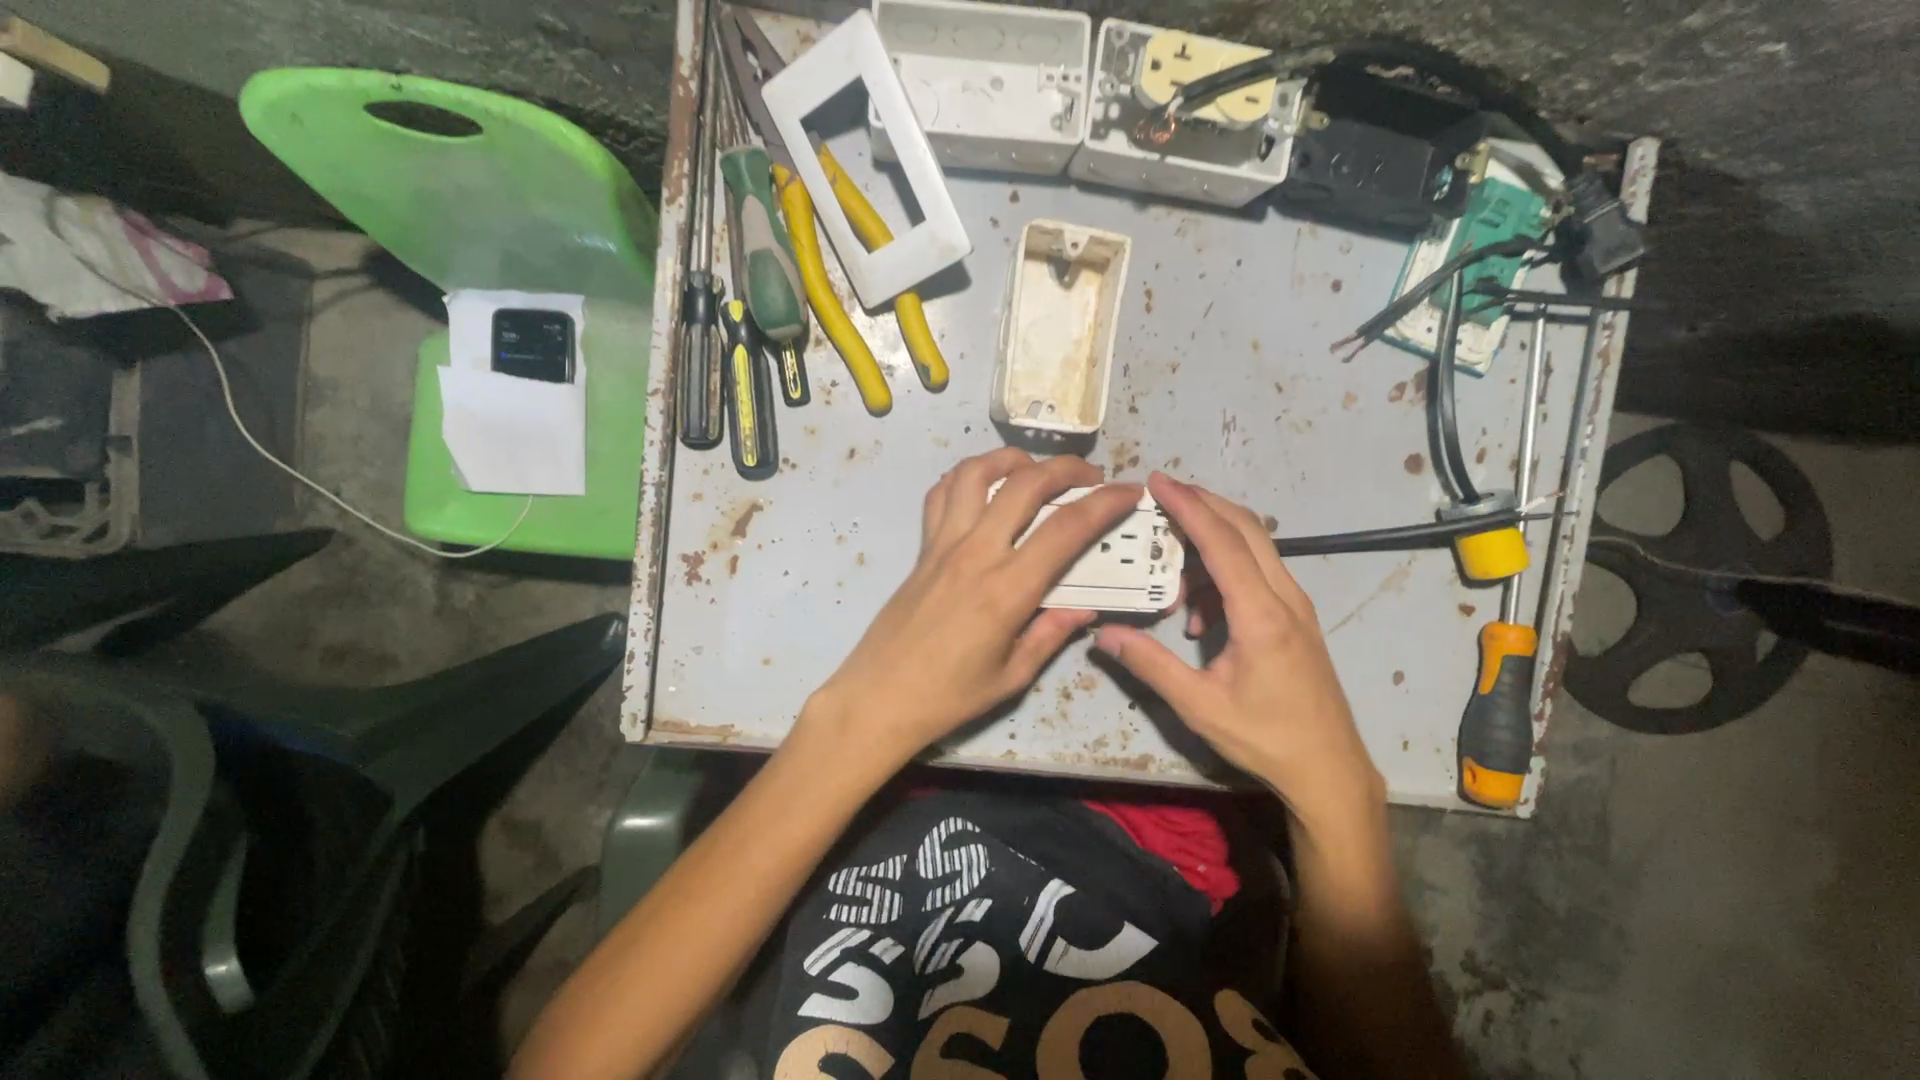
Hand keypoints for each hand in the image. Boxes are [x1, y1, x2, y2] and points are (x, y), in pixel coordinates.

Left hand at [801, 449, 1141, 771]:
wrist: (879, 698)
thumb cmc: (949, 696)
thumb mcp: (1012, 676)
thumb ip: (1051, 634)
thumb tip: (1087, 608)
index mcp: (1007, 590)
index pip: (1066, 529)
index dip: (1105, 503)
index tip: (1130, 492)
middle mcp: (976, 554)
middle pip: (1025, 484)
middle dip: (1067, 468)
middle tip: (1092, 476)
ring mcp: (943, 545)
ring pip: (976, 474)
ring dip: (1013, 459)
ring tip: (1036, 469)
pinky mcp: (922, 548)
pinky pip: (941, 495)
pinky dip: (966, 477)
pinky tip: (985, 486)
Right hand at [1094, 472, 1383, 831]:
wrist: (1329, 768)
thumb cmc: (1265, 737)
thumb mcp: (1199, 705)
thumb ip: (1151, 665)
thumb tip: (1104, 634)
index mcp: (1262, 614)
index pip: (1223, 542)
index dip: (1189, 507)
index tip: (1158, 481)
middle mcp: (1285, 597)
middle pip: (1245, 528)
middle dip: (1202, 505)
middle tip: (1160, 497)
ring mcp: (1296, 605)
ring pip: (1254, 549)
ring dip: (1211, 544)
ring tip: (1170, 575)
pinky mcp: (1297, 618)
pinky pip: (1258, 575)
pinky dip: (1224, 575)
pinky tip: (1199, 618)